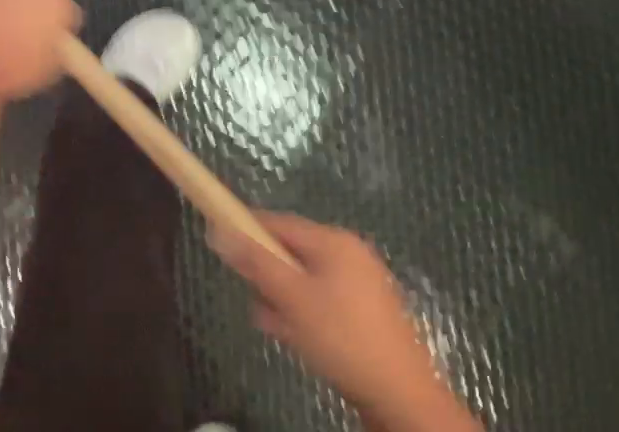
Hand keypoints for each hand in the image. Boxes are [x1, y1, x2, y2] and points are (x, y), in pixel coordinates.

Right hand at [212, 213, 477, 431]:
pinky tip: (298, 338)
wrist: (400, 397)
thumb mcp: (291, 298)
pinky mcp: (364, 312)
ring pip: (302, 281)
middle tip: (261, 304)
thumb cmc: (341, 338)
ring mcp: (360, 283)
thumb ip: (254, 262)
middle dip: (268, 278)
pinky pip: (320, 300)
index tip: (220, 247)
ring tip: (280, 329)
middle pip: (288, 252)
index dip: (246, 231)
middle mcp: (349, 254)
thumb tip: (218, 229)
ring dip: (282, 301)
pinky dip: (304, 314)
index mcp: (334, 241)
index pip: (277, 222)